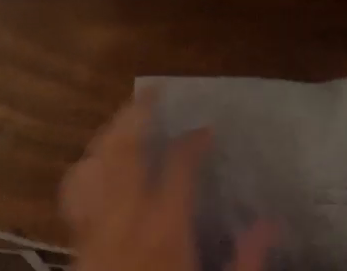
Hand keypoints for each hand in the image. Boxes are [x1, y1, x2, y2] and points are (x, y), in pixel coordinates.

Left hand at [60, 89, 277, 270]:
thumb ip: (247, 260)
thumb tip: (270, 223)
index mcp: (166, 228)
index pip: (180, 165)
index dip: (194, 141)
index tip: (207, 130)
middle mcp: (126, 219)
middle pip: (126, 150)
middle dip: (137, 115)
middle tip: (151, 92)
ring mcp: (96, 231)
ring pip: (96, 165)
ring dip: (109, 135)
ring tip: (124, 116)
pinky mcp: (78, 249)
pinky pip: (76, 196)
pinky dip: (85, 172)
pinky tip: (93, 166)